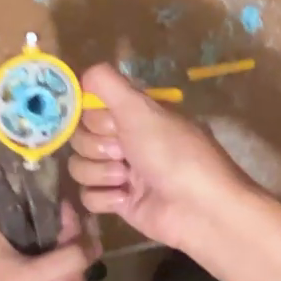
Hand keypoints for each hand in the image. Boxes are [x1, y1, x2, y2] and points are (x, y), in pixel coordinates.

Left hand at [0, 204, 98, 280]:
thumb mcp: (33, 277)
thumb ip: (68, 258)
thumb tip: (96, 245)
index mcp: (12, 226)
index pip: (56, 213)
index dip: (74, 231)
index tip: (81, 253)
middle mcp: (18, 242)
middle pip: (63, 245)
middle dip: (71, 272)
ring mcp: (21, 267)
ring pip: (62, 269)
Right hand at [67, 63, 259, 250]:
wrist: (200, 208)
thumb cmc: (172, 153)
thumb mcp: (141, 110)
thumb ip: (109, 85)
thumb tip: (84, 72)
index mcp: (135, 116)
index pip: (90, 110)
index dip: (95, 119)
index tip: (112, 125)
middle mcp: (127, 141)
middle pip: (80, 139)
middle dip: (98, 148)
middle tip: (124, 154)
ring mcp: (123, 173)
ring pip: (81, 168)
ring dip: (101, 173)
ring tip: (127, 179)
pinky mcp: (120, 203)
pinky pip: (89, 197)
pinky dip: (106, 198)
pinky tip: (126, 199)